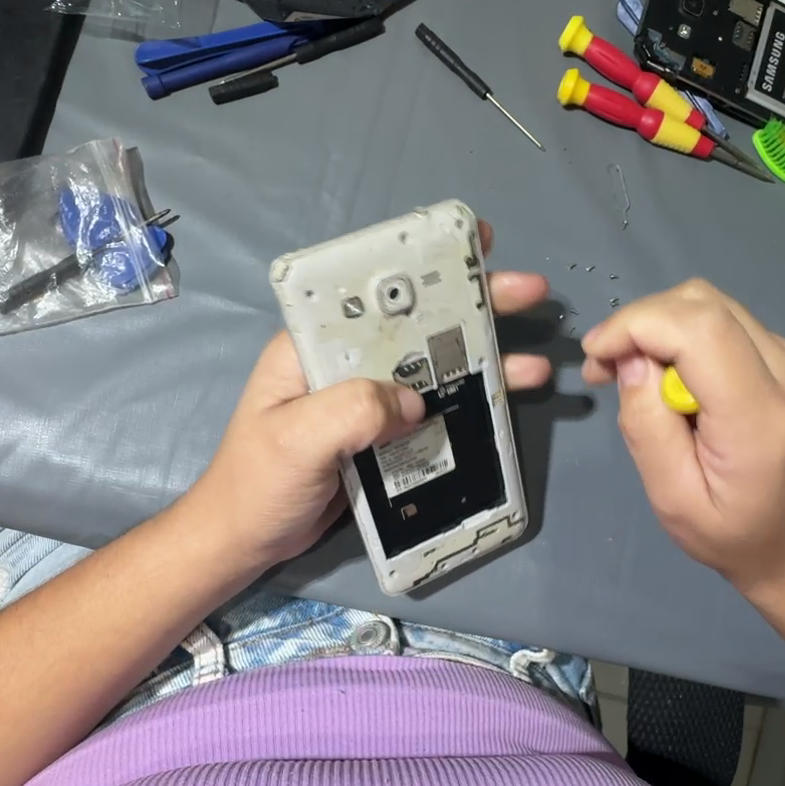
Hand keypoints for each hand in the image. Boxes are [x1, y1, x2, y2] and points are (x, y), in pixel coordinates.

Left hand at [186, 223, 554, 570]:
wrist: (248, 539)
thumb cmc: (257, 485)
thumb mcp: (295, 440)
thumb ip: (351, 411)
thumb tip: (416, 402)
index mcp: (316, 350)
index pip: (373, 296)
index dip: (425, 268)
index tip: (473, 246)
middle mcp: (348, 367)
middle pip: (417, 329)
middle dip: (474, 308)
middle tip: (530, 292)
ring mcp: (368, 403)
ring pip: (434, 372)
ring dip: (484, 364)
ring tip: (537, 366)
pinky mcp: (382, 438)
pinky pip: (433, 415)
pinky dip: (469, 409)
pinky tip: (503, 408)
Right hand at [581, 279, 784, 592]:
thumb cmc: (731, 534)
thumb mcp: (673, 500)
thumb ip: (648, 428)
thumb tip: (631, 360)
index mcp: (762, 419)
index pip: (700, 329)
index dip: (638, 324)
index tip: (596, 355)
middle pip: (704, 305)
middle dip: (641, 323)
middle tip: (605, 368)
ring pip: (714, 306)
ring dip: (660, 328)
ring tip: (632, 372)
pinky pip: (729, 324)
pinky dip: (686, 337)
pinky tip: (671, 377)